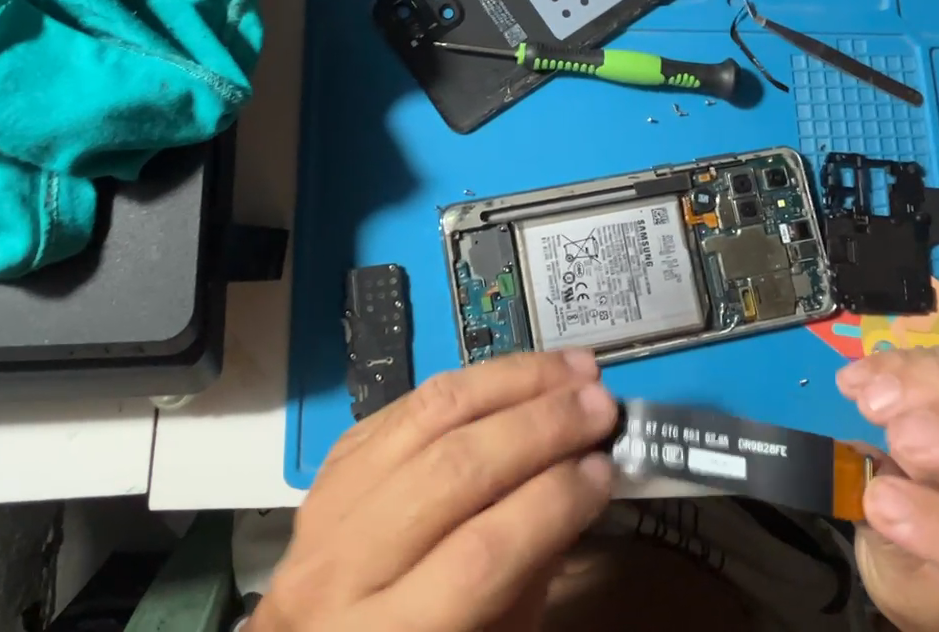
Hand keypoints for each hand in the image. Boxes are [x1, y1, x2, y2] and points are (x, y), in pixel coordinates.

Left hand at [251, 350, 619, 631]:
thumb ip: (530, 568)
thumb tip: (582, 475)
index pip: (481, 553)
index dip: (552, 502)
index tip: (606, 468)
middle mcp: (345, 563)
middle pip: (453, 469)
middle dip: (540, 427)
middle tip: (600, 404)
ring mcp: (331, 501)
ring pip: (428, 416)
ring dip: (511, 382)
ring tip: (571, 370)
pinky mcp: (335, 459)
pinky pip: (409, 403)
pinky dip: (472, 382)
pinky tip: (519, 373)